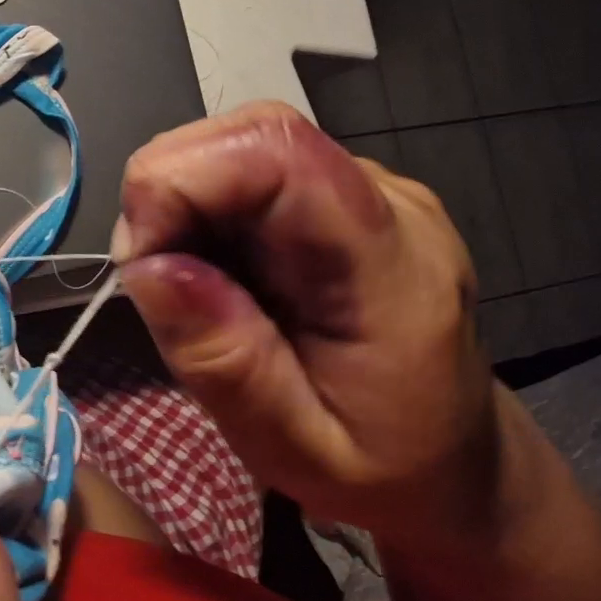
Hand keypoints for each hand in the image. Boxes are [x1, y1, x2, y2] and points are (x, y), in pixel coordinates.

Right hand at [108, 101, 504, 545]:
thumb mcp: (294, 448)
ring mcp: (369, 187)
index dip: (182, 177)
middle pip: (250, 134)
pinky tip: (217, 267)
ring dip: (182, 197)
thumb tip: (148, 265)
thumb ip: (226, 362)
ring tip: (188, 280)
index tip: (143, 256)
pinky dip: (203, 204)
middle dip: (170, 188)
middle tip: (155, 274)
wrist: (456, 461)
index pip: (277, 153)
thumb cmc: (380, 466)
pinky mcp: (342, 191)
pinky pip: (251, 165)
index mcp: (389, 266)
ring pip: (241, 142)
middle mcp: (386, 202)